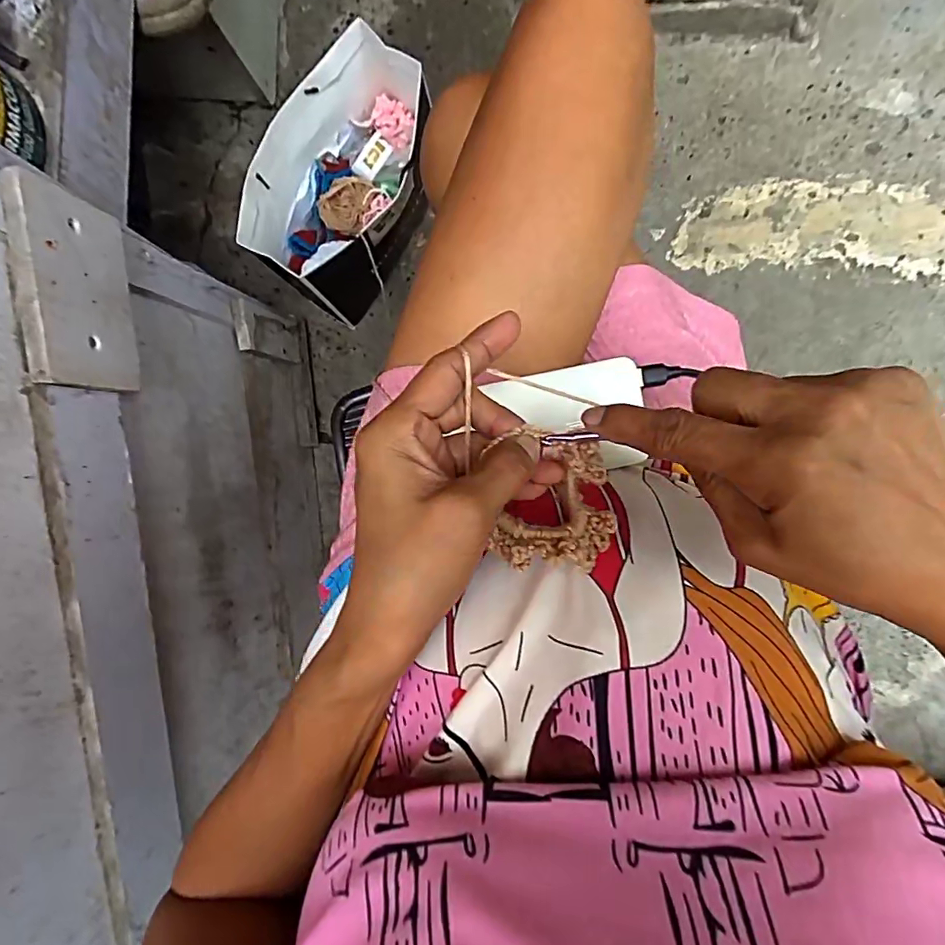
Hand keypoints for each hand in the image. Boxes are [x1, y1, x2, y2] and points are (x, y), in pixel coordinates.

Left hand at [331, 313, 564, 671]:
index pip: (444, 372)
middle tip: (539, 447)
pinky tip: (536, 486)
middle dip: (507, 424)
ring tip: (555, 471)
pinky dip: (500, 478)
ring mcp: (414, 471)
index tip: (513, 322)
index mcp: (397, 433)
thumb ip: (505, 465)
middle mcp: (401, 443)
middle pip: (463, 409)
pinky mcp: (428, 495)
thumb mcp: (469, 509)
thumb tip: (532, 443)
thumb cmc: (418, 565)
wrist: (390, 623)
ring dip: (512, 456)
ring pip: (472, 444)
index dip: (481, 346)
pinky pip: (469, 472)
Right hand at [584, 367, 944, 668]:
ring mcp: (861, 387)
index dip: (634, 424)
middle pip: (717, 384)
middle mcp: (818, 411)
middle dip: (709, 417)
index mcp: (782, 463)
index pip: (683, 432)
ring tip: (812, 462)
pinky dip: (814, 414)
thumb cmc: (851, 567)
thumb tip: (695, 449)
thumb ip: (714, 489)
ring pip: (768, 386)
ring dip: (768, 420)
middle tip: (738, 457)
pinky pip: (817, 385)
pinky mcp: (894, 378)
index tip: (601, 414)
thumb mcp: (759, 547)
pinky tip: (849, 449)